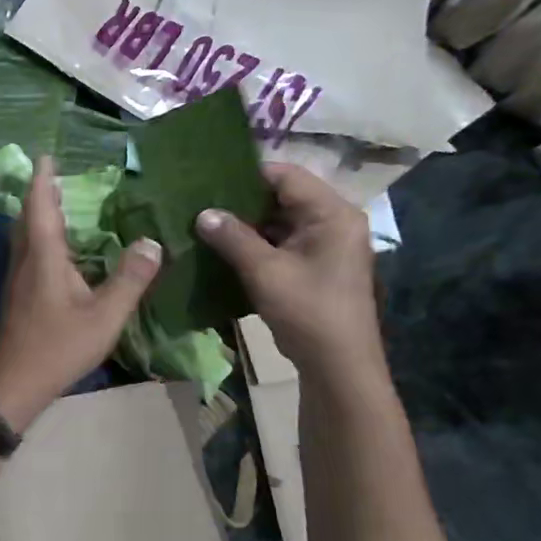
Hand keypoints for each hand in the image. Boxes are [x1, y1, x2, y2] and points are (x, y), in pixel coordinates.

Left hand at [0, 156, 161, 429]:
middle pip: (27, 217)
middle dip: (41, 193)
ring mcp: (16, 279)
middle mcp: (25, 260)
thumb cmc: (59, 347)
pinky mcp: (17, 296)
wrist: (14, 384)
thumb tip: (152, 242)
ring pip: (24, 236)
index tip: (47, 155)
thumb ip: (130, 279)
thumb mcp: (105, 316)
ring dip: (39, 215)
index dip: (44, 179)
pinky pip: (27, 253)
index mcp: (44, 256)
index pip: (40, 205)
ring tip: (61, 205)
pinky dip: (40, 238)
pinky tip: (59, 251)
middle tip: (60, 176)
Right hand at [196, 163, 381, 368]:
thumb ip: (233, 238)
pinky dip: (257, 246)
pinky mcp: (317, 266)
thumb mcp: (265, 271)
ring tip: (207, 226)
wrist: (338, 364)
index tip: (209, 181)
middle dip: (243, 203)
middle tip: (202, 204)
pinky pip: (283, 243)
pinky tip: (226, 251)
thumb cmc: (307, 311)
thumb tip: (202, 213)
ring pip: (280, 222)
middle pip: (283, 197)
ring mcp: (327, 244)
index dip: (247, 175)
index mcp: (331, 213)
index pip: (286, 176)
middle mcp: (334, 221)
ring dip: (247, 226)